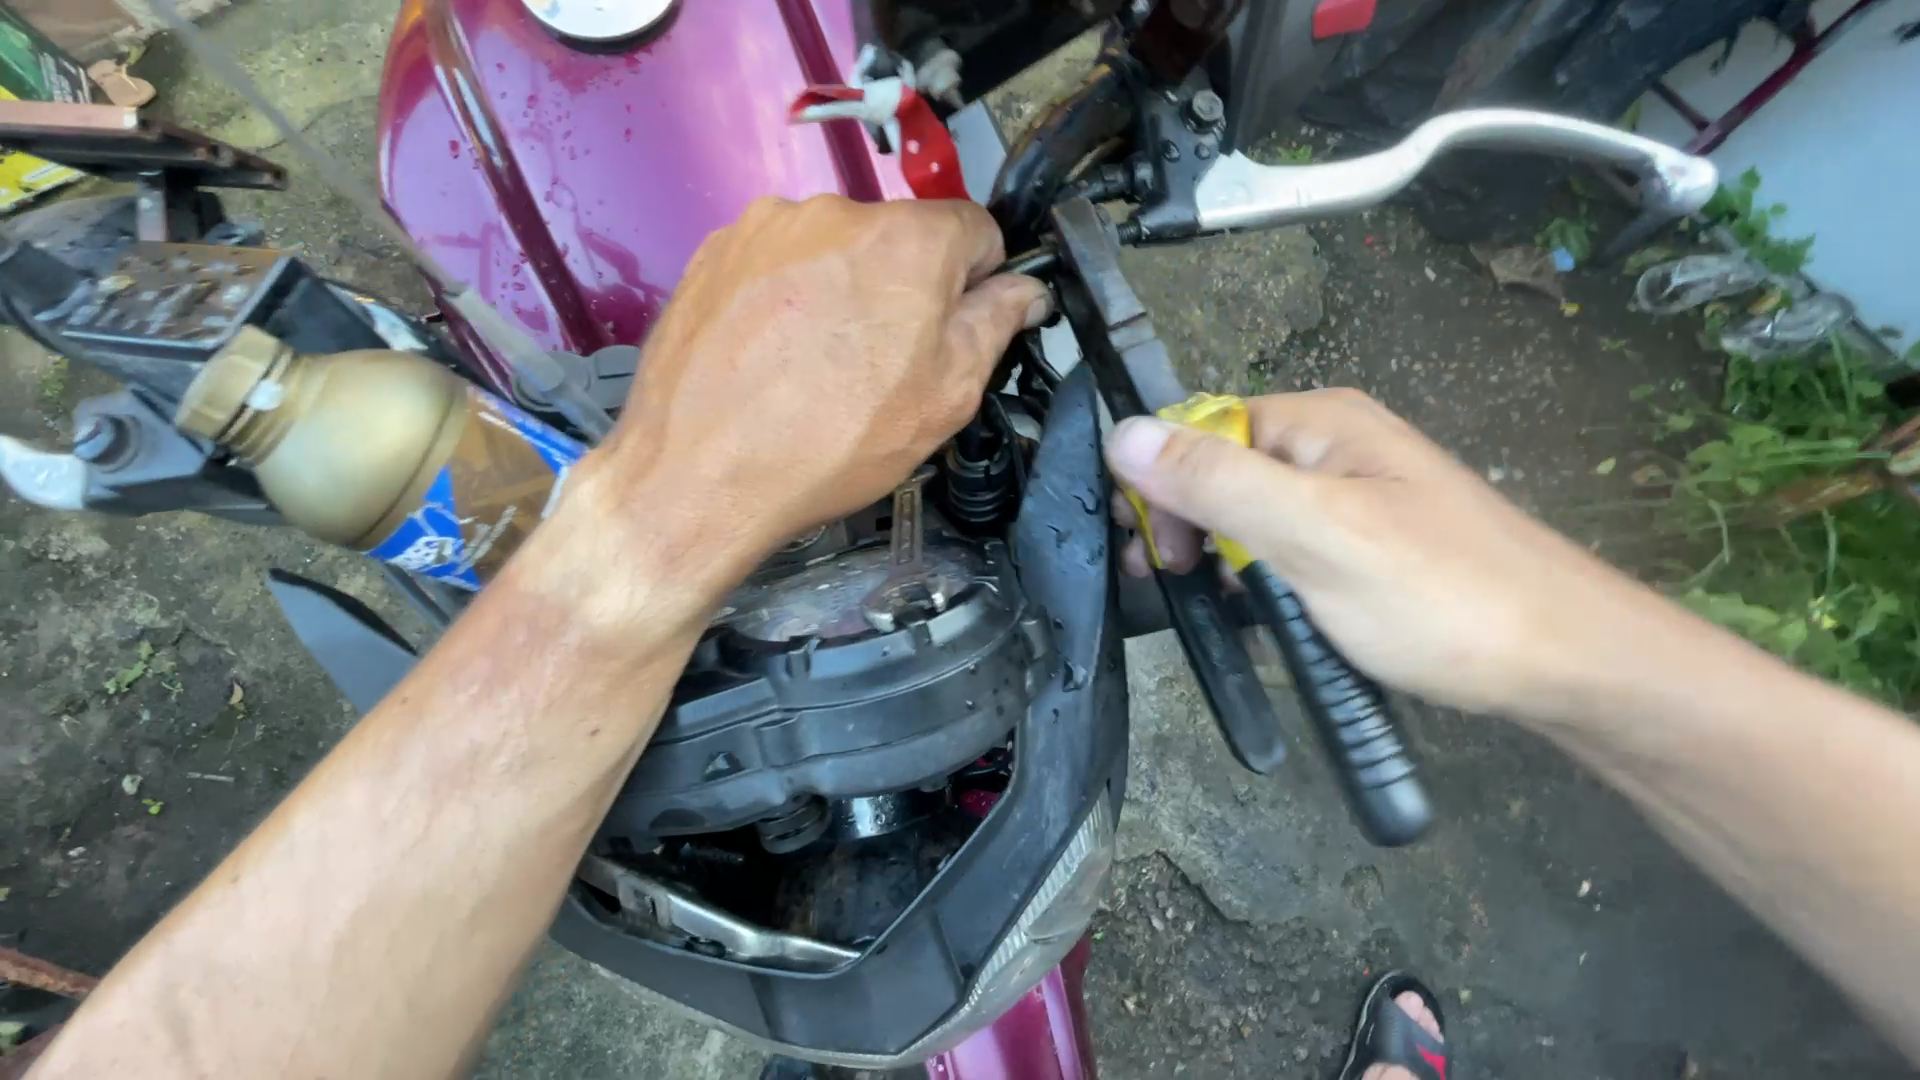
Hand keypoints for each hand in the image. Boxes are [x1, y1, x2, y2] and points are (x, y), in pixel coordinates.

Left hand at [580, 195, 1047, 569]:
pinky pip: (780, 263)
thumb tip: (1022, 289)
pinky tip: (776, 357)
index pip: (976, 230)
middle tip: (883, 367)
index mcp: (908, 241)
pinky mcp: (717, 251)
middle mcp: (836, 213)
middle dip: (907, 292)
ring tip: (820, 368)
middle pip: (901, 240)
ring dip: (845, 294)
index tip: (956, 328)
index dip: (978, 283)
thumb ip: (995, 326)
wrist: (699, 474)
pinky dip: (790, 299)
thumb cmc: (831, 444)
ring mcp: (766, 227)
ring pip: (837, 252)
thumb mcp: (945, 397)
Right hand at [1105, 389, 1644, 715]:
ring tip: (1223, 606)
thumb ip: (1218, 483)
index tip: (1159, 554)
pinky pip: (1281, 546)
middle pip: (1219, 469)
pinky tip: (1260, 613)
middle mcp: (1330, 447)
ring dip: (1219, 557)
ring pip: (1247, 514)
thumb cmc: (1442, 598)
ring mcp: (1349, 497)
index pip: (1199, 429)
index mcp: (1318, 423)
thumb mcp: (1315, 535)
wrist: (1571, 666)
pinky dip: (1258, 578)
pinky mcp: (1360, 543)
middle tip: (1178, 583)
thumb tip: (1121, 433)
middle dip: (1186, 523)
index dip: (1164, 485)